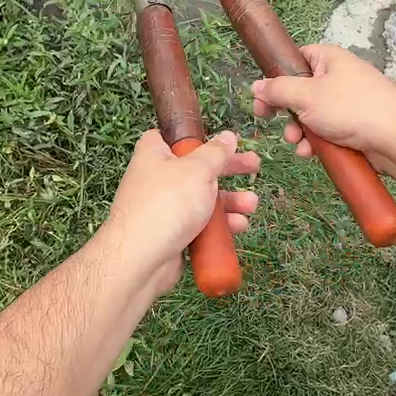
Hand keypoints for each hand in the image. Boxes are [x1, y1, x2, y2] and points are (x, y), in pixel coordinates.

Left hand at [99, 129, 260, 295]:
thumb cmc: (168, 203)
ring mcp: (164, 209)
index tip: (221, 142)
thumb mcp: (198, 170)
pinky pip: (200, 225)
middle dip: (229, 171)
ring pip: (203, 200)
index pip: (174, 137)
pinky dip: (220, 226)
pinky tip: (239, 226)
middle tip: (254, 167)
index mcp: (155, 154)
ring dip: (230, 201)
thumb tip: (228, 136)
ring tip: (251, 205)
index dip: (198, 138)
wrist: (141, 258)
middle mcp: (157, 179)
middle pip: (198, 169)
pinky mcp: (172, 234)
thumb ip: (216, 153)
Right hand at [251, 45, 395, 171]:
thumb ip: (277, 90)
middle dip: (286, 112)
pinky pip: (326, 131)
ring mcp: (347, 103)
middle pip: (300, 91)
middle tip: (275, 123)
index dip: (277, 77)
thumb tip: (256, 86)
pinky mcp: (353, 126)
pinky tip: (311, 153)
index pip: (296, 59)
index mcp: (329, 59)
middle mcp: (338, 77)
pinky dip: (316, 142)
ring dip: (299, 131)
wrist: (395, 138)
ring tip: (298, 144)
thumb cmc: (350, 108)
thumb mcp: (306, 95)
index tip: (263, 97)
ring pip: (311, 115)